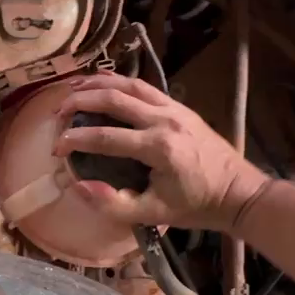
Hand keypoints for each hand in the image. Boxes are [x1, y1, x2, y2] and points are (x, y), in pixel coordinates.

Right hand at [53, 73, 271, 232]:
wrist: (238, 193)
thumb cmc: (195, 206)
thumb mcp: (153, 214)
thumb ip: (113, 204)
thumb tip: (79, 185)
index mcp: (158, 148)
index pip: (105, 137)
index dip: (75, 140)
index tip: (56, 148)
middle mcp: (164, 121)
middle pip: (113, 100)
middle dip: (80, 102)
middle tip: (58, 112)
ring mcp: (173, 109)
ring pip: (127, 85)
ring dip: (96, 84)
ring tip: (71, 89)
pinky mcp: (178, 106)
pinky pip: (143, 86)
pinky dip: (118, 81)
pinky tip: (100, 81)